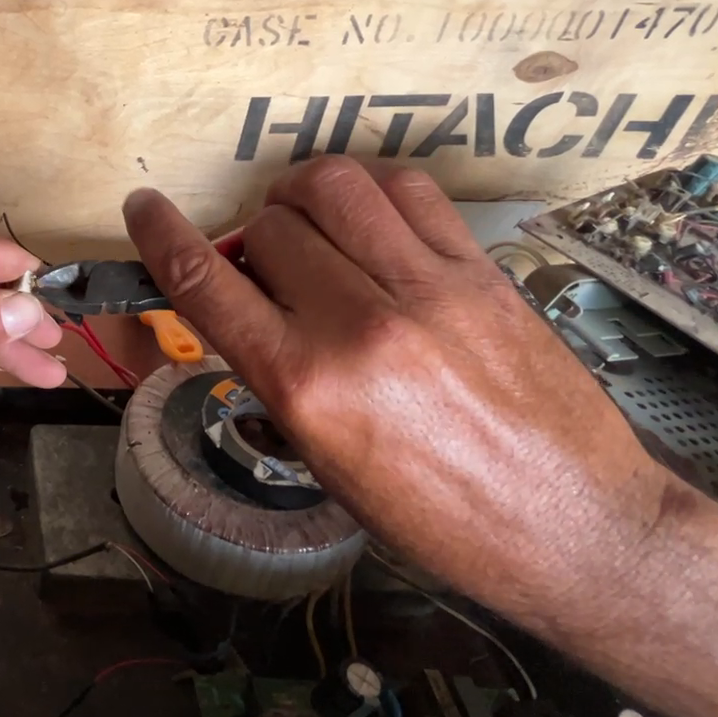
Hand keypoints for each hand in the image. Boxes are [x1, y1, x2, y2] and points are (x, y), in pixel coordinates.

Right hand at [122, 157, 671, 613]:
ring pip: (330, 186)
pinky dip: (366, 191)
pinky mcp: (480, 272)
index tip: (142, 207)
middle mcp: (357, 324)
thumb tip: (238, 298)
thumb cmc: (428, 511)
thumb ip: (267, 364)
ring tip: (303, 223)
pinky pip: (406, 190)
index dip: (159, 233)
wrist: (576, 530)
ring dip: (296, 196)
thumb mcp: (315, 452)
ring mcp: (425, 290)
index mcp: (303, 382)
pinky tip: (364, 220)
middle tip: (264, 271)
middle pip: (266, 227)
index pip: (204, 281)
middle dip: (249, 243)